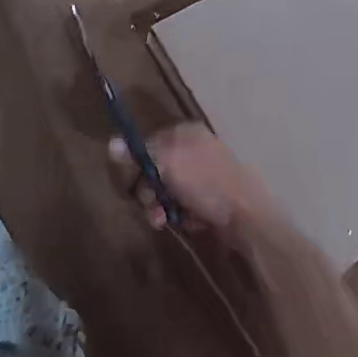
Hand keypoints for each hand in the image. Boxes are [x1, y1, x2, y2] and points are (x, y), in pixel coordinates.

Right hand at [110, 125, 278, 237]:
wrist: (245, 213)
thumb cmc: (207, 183)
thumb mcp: (170, 164)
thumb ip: (141, 154)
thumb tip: (111, 142)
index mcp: (188, 134)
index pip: (150, 142)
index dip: (138, 162)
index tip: (130, 178)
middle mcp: (195, 150)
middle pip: (155, 169)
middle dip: (149, 190)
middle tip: (152, 202)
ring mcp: (202, 174)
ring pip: (166, 191)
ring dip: (160, 206)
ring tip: (163, 219)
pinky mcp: (207, 197)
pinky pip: (181, 205)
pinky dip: (177, 214)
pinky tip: (182, 223)